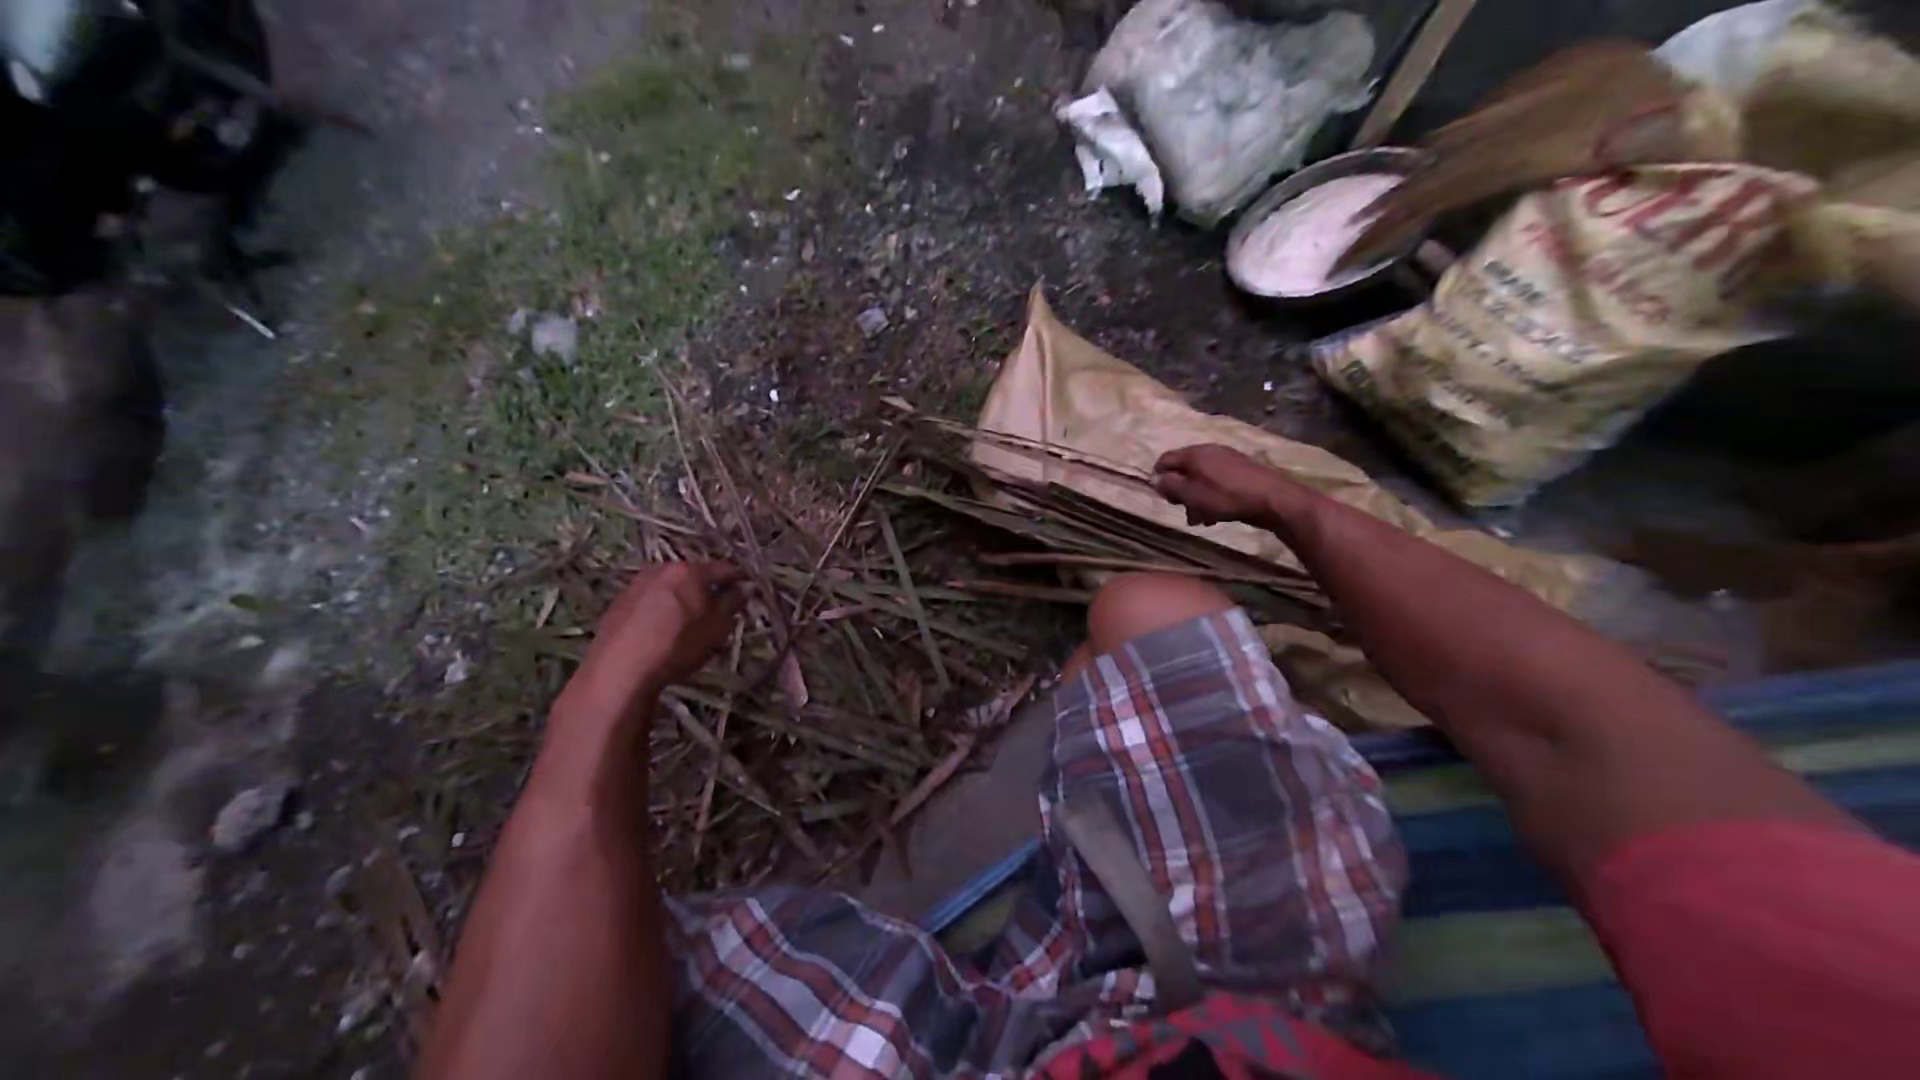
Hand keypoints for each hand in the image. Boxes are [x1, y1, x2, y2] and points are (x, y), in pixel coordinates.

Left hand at [573, 561, 746, 709]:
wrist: (620, 670)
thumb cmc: (677, 646)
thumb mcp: (716, 628)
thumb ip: (732, 603)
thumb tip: (746, 586)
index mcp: (690, 571)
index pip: (725, 568)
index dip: (739, 580)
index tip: (748, 594)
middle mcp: (662, 569)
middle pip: (694, 575)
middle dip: (708, 591)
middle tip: (718, 614)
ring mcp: (636, 584)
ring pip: (670, 587)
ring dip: (683, 599)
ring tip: (689, 625)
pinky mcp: (618, 603)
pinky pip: (650, 600)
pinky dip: (661, 609)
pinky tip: (662, 632)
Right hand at [1153, 444, 1296, 526]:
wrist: (1272, 498)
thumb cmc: (1225, 497)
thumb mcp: (1191, 495)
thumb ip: (1170, 486)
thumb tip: (1155, 479)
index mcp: (1193, 454)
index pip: (1165, 459)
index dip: (1158, 478)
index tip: (1163, 497)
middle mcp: (1208, 451)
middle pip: (1183, 470)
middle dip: (1180, 492)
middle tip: (1183, 510)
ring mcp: (1227, 459)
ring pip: (1201, 478)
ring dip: (1196, 498)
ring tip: (1201, 518)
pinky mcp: (1241, 469)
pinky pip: (1217, 481)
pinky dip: (1211, 496)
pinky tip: (1217, 513)